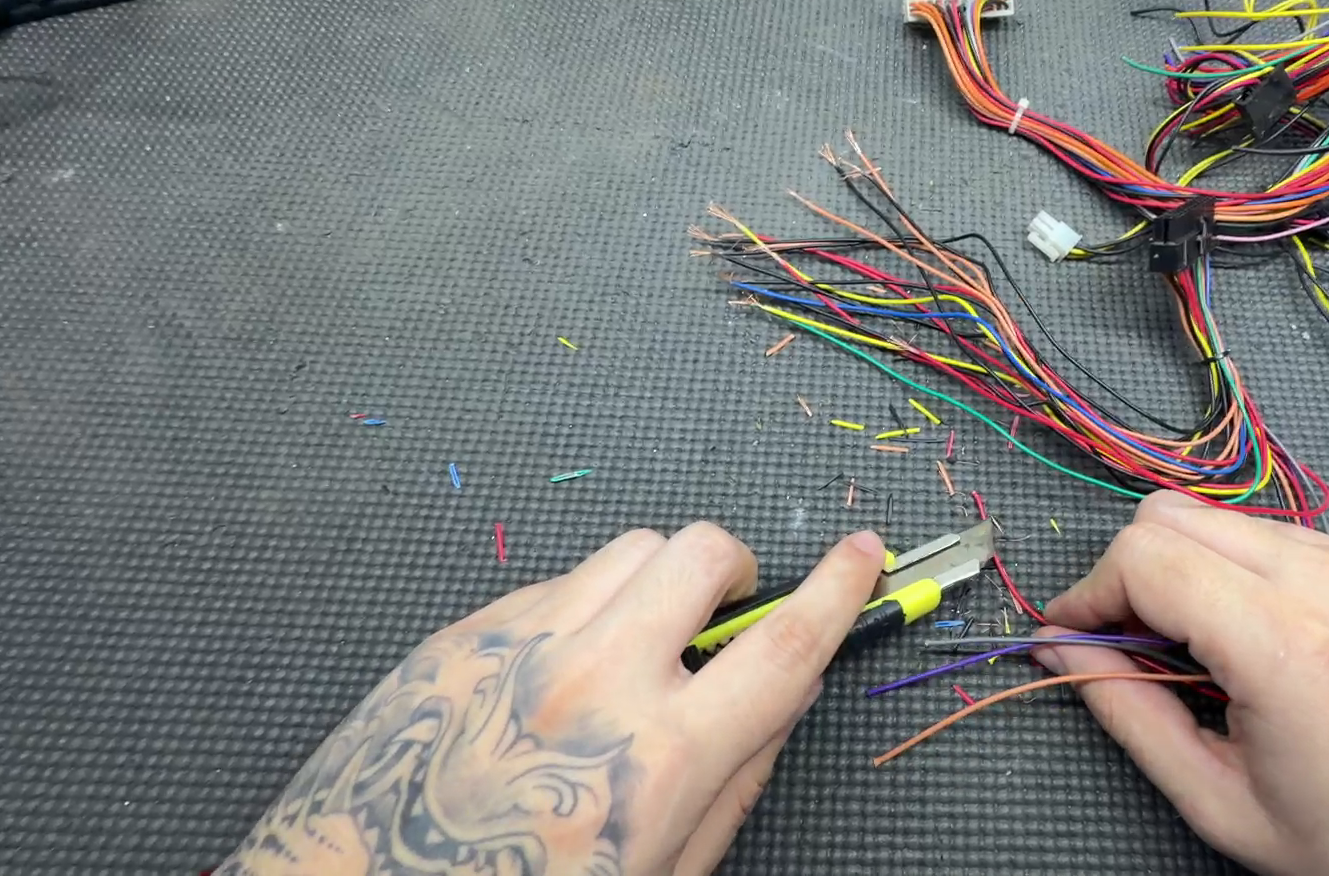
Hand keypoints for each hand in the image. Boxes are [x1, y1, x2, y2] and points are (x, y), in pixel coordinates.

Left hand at [218, 522, 885, 875]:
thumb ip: (736, 782)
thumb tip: (786, 693)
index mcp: (655, 762)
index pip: (784, 646)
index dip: (839, 589)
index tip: (862, 552)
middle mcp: (594, 682)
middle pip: (703, 553)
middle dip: (734, 570)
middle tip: (721, 612)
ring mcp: (524, 645)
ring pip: (636, 547)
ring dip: (662, 581)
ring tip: (639, 638)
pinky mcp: (467, 632)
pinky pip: (563, 580)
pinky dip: (591, 605)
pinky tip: (562, 666)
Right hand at [1034, 492, 1328, 875]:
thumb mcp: (1227, 806)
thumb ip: (1128, 713)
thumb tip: (1064, 651)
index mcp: (1287, 645)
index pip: (1143, 557)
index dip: (1087, 591)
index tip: (1070, 632)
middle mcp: (1325, 576)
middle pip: (1167, 515)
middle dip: (1125, 570)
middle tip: (1127, 639)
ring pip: (1214, 517)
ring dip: (1179, 566)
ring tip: (1195, 643)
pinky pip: (1268, 534)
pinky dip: (1230, 567)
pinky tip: (1253, 631)